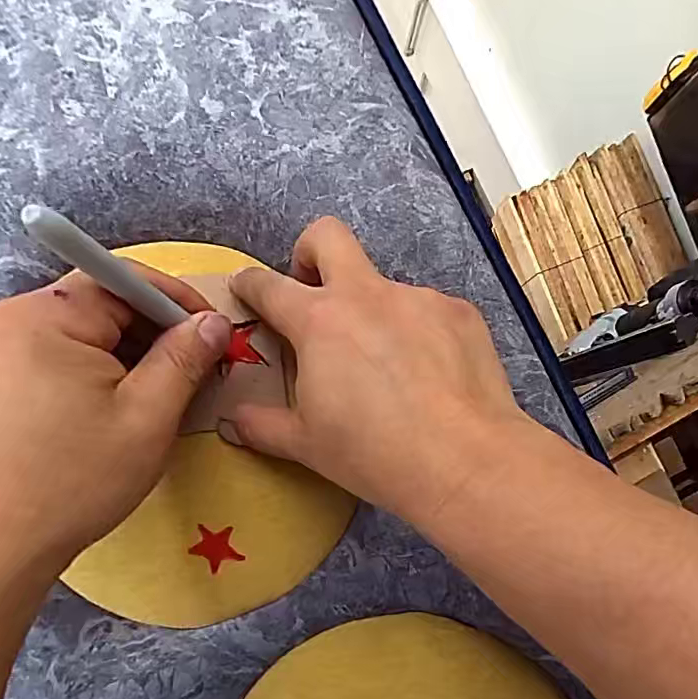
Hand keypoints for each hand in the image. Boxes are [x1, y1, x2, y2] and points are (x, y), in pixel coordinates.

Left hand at [0, 263, 231, 578]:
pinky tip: (102, 409)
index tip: (212, 332)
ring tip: (149, 398)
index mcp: (41, 316)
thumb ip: (183, 360)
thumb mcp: (147, 420)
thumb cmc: (73, 483)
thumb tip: (212, 322)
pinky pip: (41, 354)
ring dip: (116, 355)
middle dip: (147, 333)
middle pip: (93, 304)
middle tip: (189, 373)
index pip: (121, 281)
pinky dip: (81, 370)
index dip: (175, 303)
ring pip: (69, 332)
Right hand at [224, 217, 535, 519]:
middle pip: (326, 237)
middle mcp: (367, 296)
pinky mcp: (460, 314)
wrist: (463, 462)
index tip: (247, 291)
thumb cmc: (376, 454)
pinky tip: (430, 377)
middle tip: (313, 295)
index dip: (250, 285)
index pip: (268, 285)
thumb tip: (234, 420)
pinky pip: (428, 311)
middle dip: (308, 253)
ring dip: (374, 314)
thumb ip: (262, 425)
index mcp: (319, 321)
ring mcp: (419, 299)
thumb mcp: (307, 445)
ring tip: (390, 370)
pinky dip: (419, 334)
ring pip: (384, 287)